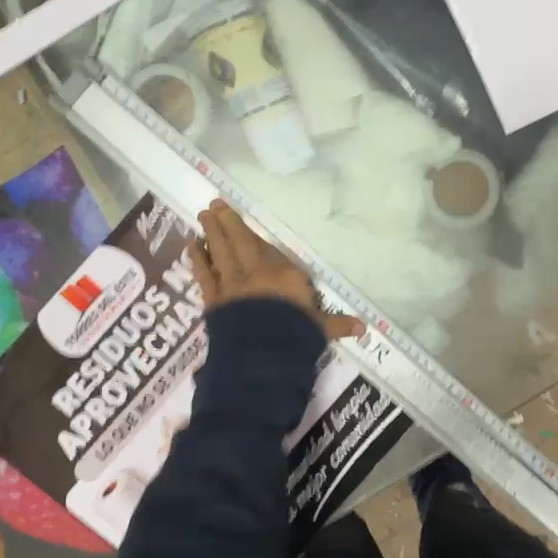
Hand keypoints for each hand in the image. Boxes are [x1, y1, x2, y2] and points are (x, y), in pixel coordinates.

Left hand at [192, 200, 364, 340]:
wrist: (261, 353)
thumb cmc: (295, 337)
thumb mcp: (320, 330)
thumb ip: (338, 324)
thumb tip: (364, 329)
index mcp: (285, 275)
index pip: (272, 252)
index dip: (257, 236)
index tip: (251, 225)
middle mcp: (257, 271)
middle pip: (242, 241)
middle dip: (229, 222)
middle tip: (216, 204)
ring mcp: (233, 283)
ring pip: (221, 251)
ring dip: (212, 232)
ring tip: (204, 214)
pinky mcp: (215, 299)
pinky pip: (204, 273)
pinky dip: (198, 258)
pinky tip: (192, 244)